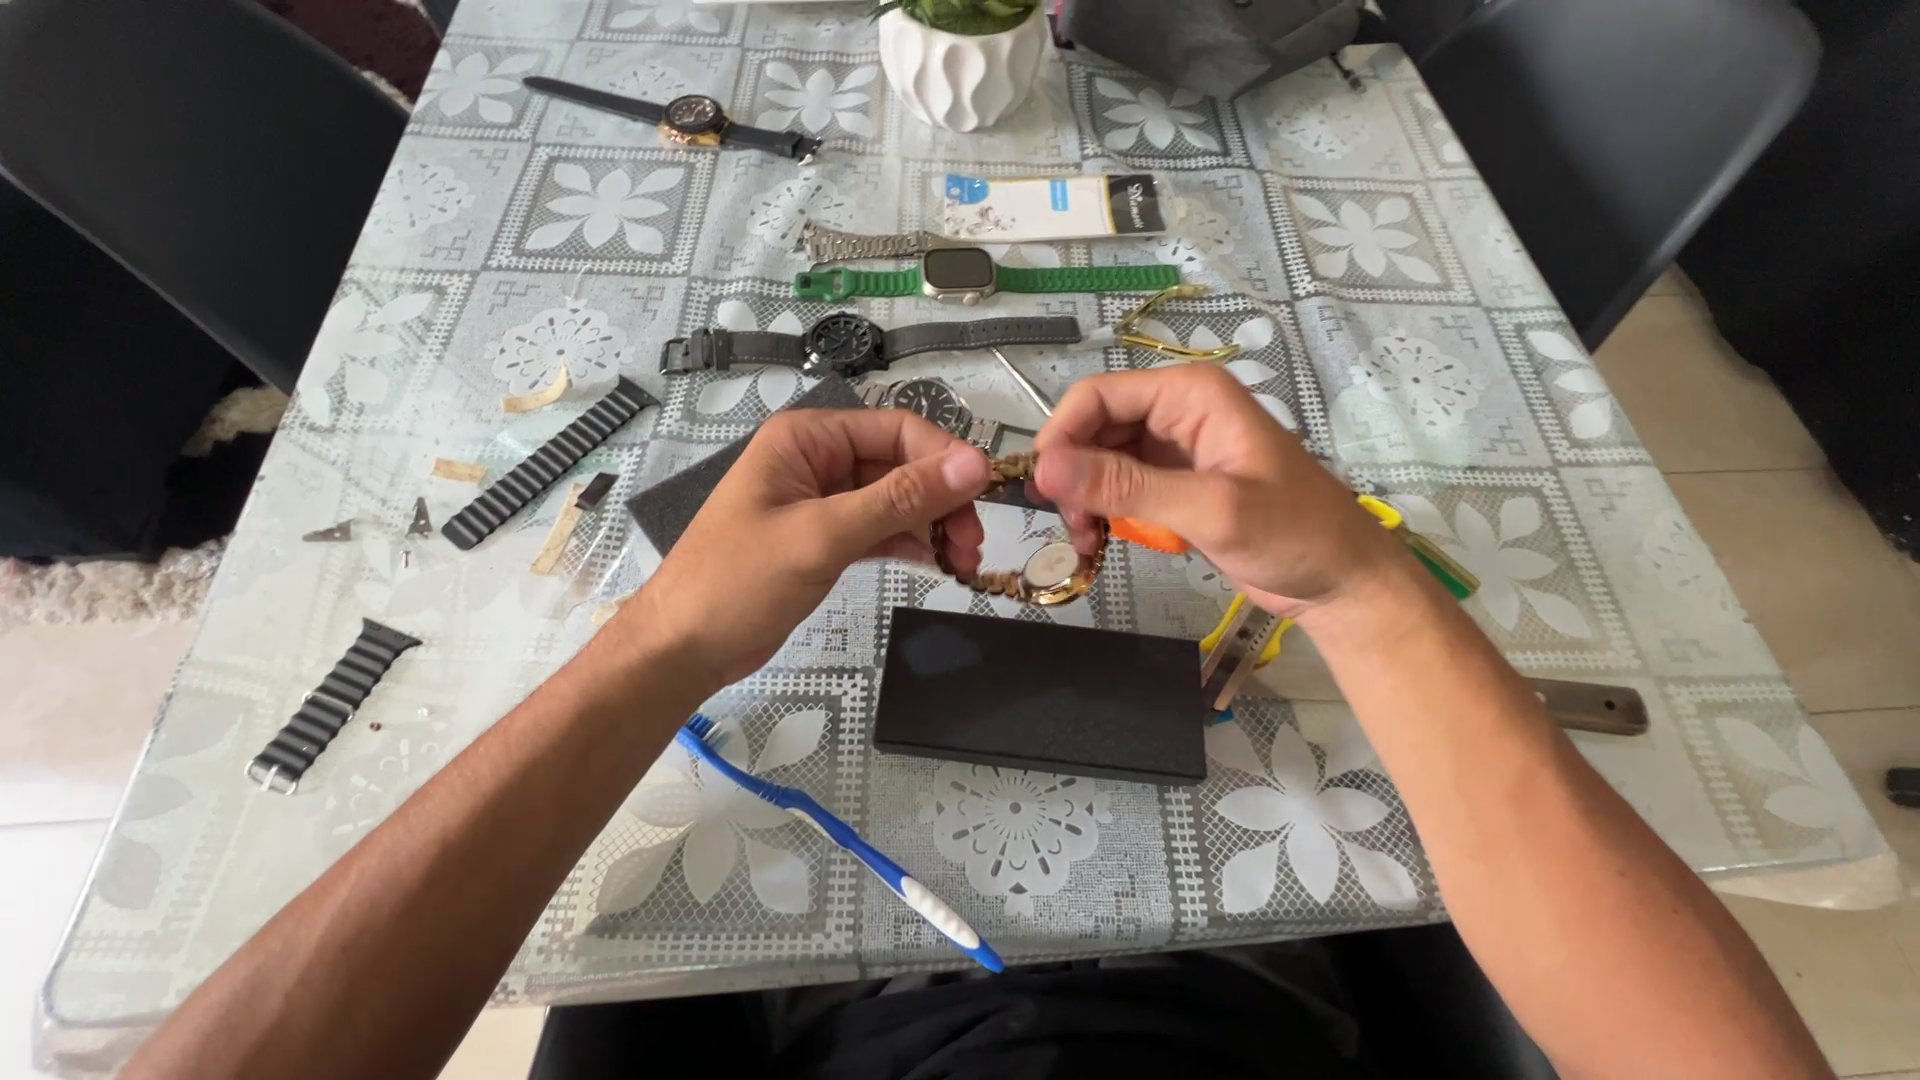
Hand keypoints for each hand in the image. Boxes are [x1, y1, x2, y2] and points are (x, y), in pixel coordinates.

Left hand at [621, 408, 989, 687]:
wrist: (685, 647)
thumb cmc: (738, 582)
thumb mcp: (824, 535)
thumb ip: (900, 499)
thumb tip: (974, 464)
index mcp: (807, 439)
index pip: (896, 430)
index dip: (944, 458)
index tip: (983, 496)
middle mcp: (818, 461)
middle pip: (902, 465)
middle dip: (942, 500)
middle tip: (972, 543)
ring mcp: (823, 502)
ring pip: (896, 500)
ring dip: (932, 525)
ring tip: (962, 560)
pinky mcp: (827, 539)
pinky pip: (882, 529)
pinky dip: (910, 543)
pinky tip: (935, 563)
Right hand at [1032, 364, 1401, 618]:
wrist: (1339, 580)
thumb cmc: (1292, 533)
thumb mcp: (1209, 508)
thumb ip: (1127, 487)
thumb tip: (1046, 468)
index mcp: (1189, 394)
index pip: (1097, 396)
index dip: (1061, 436)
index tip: (1042, 490)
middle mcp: (1176, 411)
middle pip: (1093, 427)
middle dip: (1072, 473)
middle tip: (1069, 526)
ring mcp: (1173, 449)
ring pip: (1099, 460)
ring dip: (1083, 498)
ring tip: (1085, 540)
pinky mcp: (1172, 484)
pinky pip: (1118, 487)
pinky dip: (1102, 512)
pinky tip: (1101, 541)